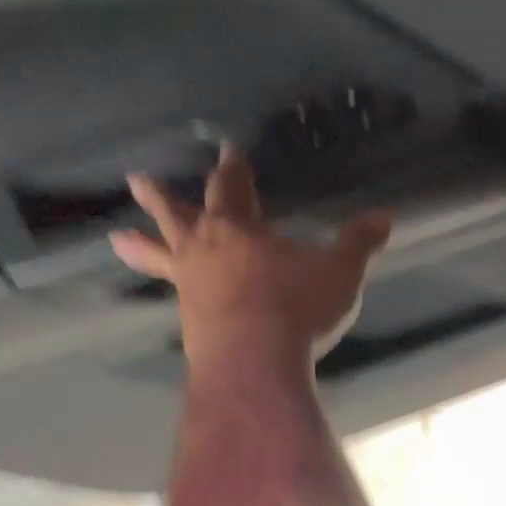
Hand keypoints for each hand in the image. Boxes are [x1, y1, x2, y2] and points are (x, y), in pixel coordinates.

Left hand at [110, 144, 392, 385]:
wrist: (256, 353)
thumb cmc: (297, 303)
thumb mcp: (341, 271)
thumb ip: (359, 244)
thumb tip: (385, 217)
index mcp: (237, 229)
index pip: (232, 190)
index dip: (234, 171)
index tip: (228, 152)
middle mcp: (203, 249)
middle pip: (177, 215)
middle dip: (163, 198)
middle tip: (138, 180)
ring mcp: (190, 283)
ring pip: (160, 255)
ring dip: (141, 245)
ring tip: (121, 239)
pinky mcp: (190, 317)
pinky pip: (176, 294)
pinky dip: (170, 288)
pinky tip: (175, 294)